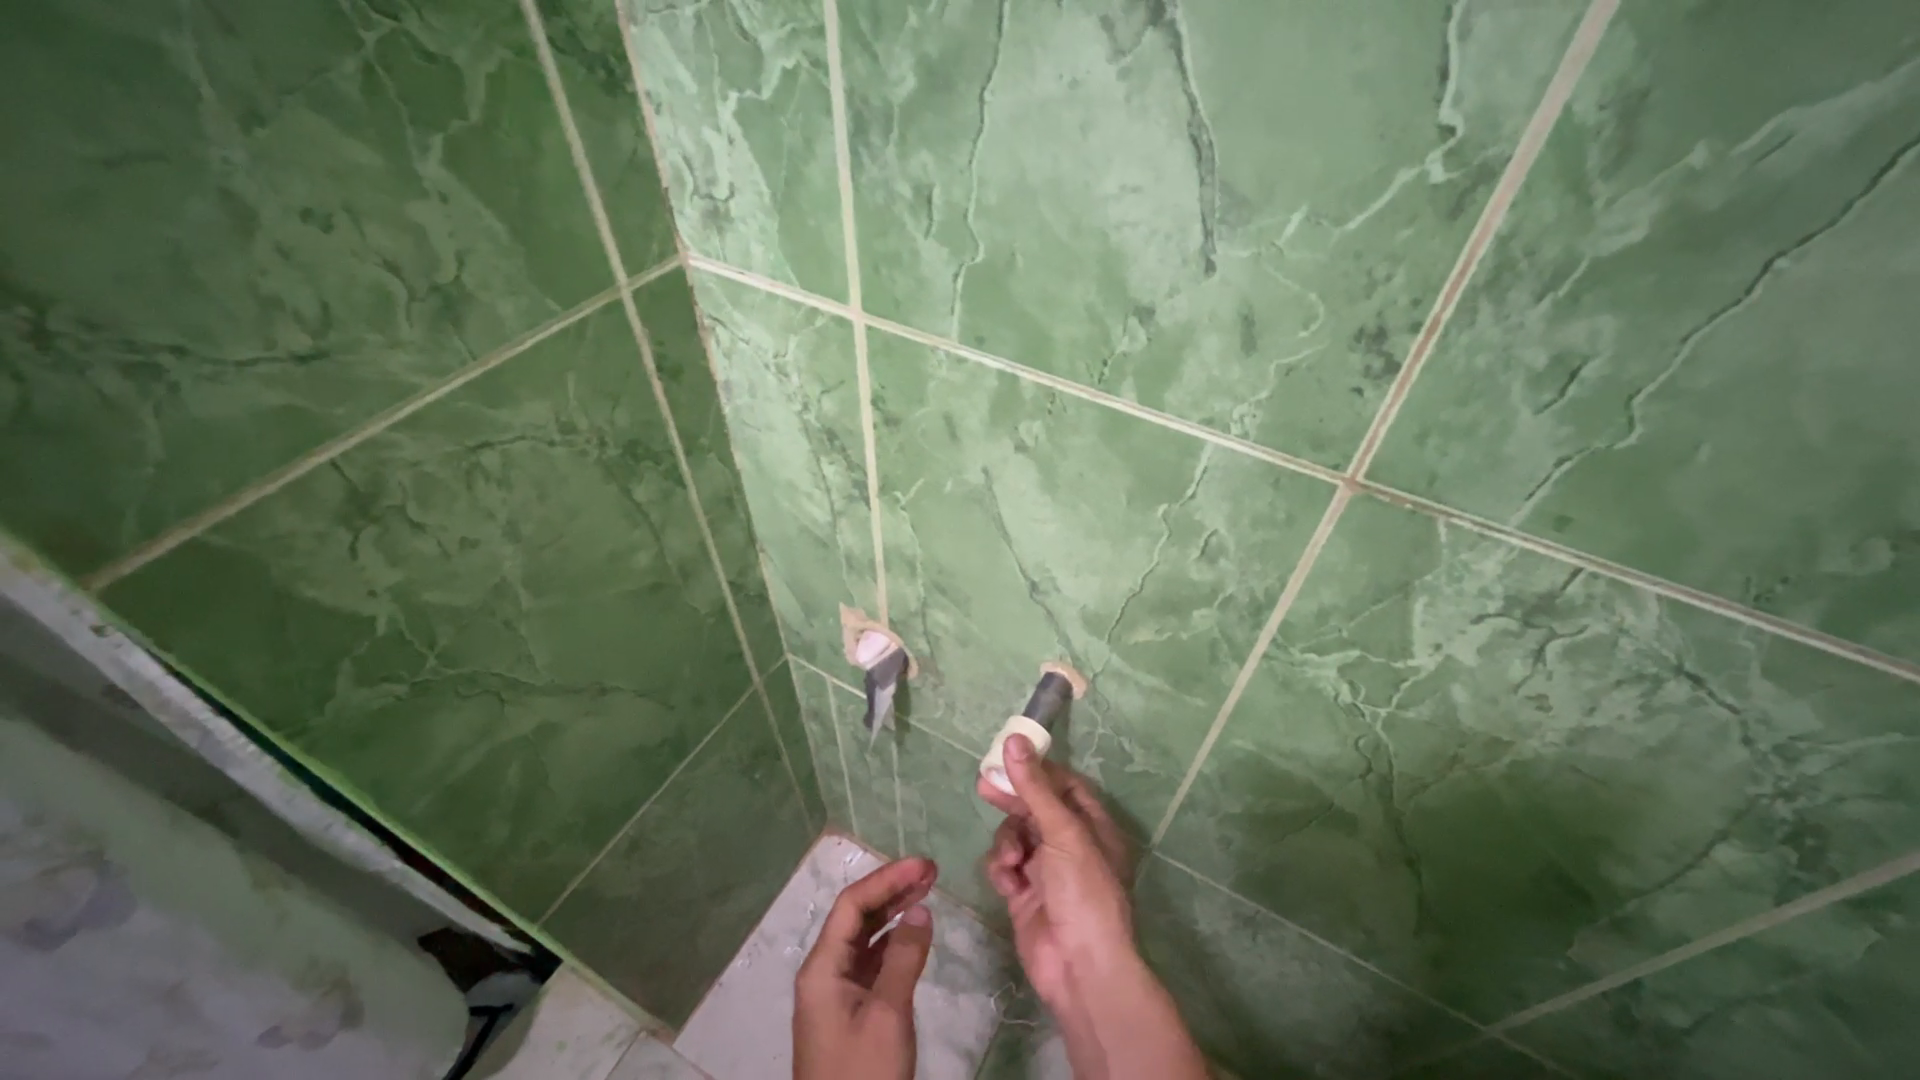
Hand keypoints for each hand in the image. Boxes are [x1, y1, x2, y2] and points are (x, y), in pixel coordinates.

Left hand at [793, 857, 936, 1079]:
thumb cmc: (863, 1074)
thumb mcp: (888, 1015)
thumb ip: (903, 958)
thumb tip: (920, 909)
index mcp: (821, 968)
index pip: (852, 905)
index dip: (887, 879)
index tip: (923, 865)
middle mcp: (823, 973)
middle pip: (856, 917)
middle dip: (892, 889)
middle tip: (931, 871)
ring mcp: (835, 993)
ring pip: (864, 938)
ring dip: (894, 913)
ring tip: (928, 891)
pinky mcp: (850, 1012)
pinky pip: (870, 962)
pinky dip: (893, 943)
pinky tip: (915, 934)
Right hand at [977, 735, 1133, 1010]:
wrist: (1080, 966)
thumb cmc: (1083, 891)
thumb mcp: (1062, 832)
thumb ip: (1034, 787)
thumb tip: (1015, 739)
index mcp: (1093, 826)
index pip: (1064, 785)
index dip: (1037, 770)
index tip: (1008, 757)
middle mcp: (1071, 844)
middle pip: (1034, 807)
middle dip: (1012, 800)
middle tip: (983, 786)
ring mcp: (1047, 870)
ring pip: (1014, 835)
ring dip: (1007, 843)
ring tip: (1011, 862)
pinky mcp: (1025, 893)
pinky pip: (1004, 866)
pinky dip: (1002, 870)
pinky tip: (1008, 884)